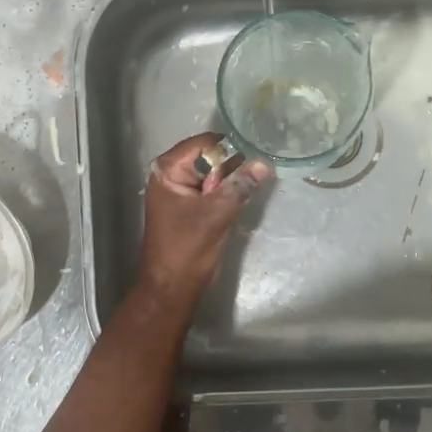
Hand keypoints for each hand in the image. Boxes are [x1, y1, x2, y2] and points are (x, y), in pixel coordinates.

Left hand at [136, 133, 271, 307]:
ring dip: (234, 178)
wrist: (173, 287)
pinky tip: (248, 192)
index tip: (258, 150)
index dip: (229, 147)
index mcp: (167, 170)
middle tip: (263, 165)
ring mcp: (183, 191)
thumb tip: (263, 164)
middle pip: (210, 157)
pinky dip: (229, 191)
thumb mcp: (216, 214)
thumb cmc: (187, 249)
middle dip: (234, 163)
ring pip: (215, 174)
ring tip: (260, 176)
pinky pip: (214, 189)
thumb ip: (239, 186)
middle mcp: (172, 175)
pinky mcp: (193, 206)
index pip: (203, 144)